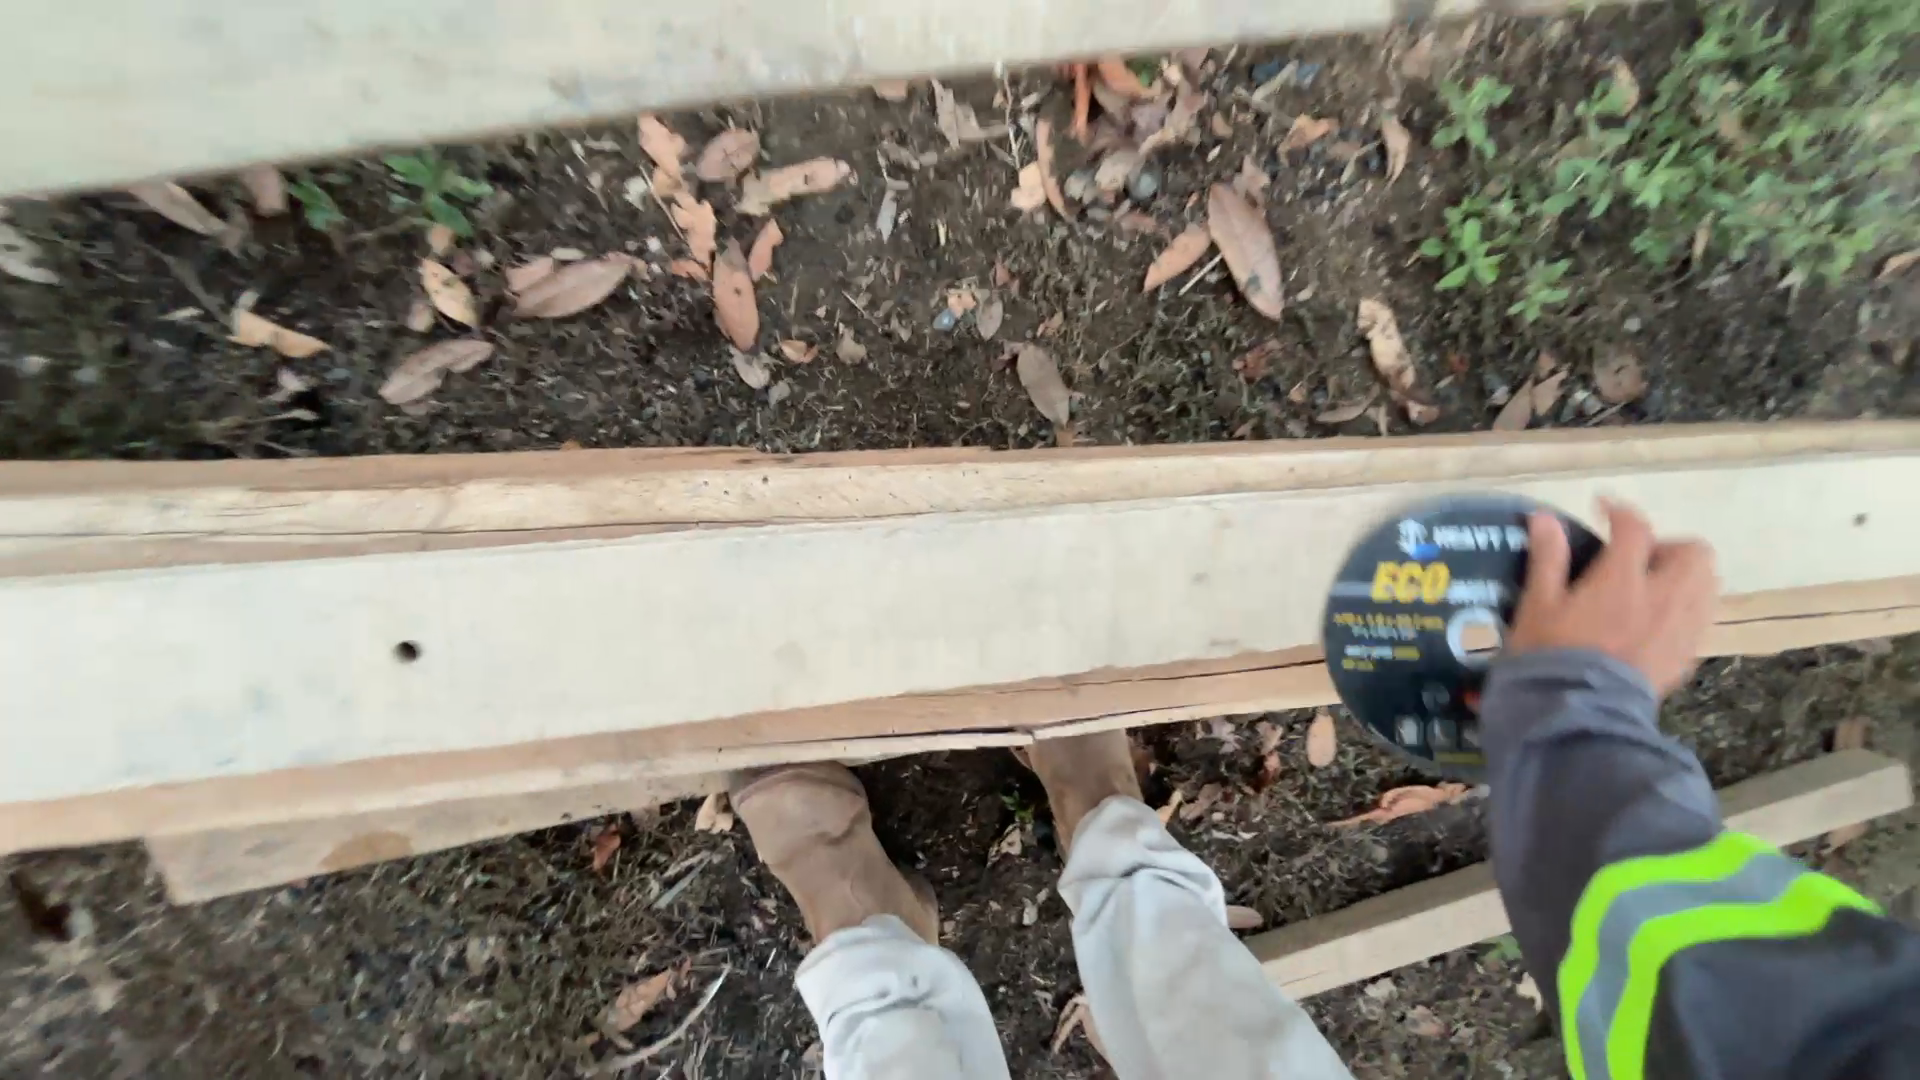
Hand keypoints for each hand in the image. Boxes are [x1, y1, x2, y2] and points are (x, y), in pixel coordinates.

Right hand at [1507, 499, 1719, 697]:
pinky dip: (1682, 605)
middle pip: (1693, 553)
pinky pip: (1700, 615)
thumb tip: (1545, 517)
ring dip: (1681, 575)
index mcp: (1622, 579)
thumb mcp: (1537, 602)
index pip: (1634, 529)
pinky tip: (1652, 619)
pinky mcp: (1687, 651)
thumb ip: (1547, 558)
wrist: (1578, 706)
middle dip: (1666, 546)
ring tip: (1647, 586)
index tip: (1602, 508)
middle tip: (1633, 559)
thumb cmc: (1549, 650)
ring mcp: (1682, 625)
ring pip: (1706, 583)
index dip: (1619, 512)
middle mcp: (1663, 595)